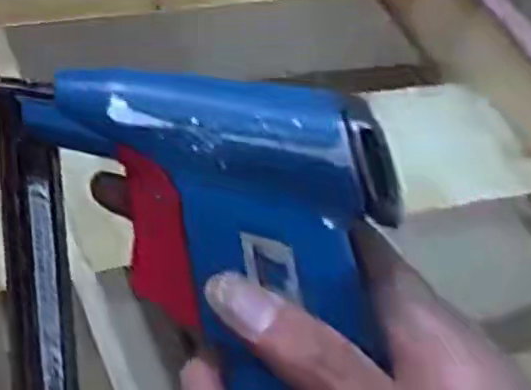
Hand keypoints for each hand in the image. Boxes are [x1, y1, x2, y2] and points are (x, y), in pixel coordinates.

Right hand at [89, 176, 530, 389]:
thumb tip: (222, 284)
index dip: (250, 185)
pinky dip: (224, 379)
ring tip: (191, 371)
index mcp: (408, 312)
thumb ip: (322, 352)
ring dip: (207, 340)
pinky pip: (258, 376)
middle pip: (264, 267)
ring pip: (253, 332)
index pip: (319, 220)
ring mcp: (340, 372)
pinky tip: (201, 384)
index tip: (179, 163)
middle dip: (194, 251)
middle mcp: (368, 333)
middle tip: (121, 204)